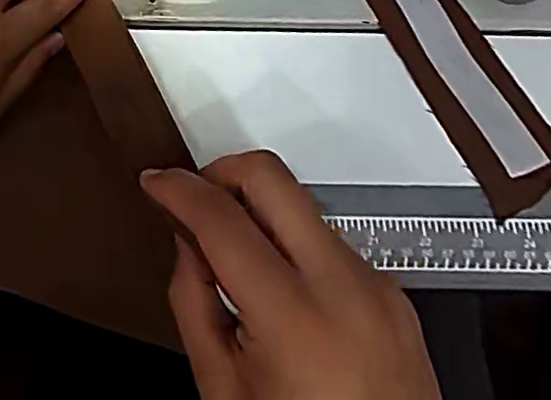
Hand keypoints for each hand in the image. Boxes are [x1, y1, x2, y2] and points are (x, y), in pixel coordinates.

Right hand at [142, 152, 439, 399]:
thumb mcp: (223, 393)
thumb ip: (192, 303)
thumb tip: (188, 242)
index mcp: (296, 321)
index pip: (221, 217)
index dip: (178, 188)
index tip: (157, 181)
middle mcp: (345, 289)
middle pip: (269, 175)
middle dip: (220, 172)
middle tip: (196, 199)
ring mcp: (376, 286)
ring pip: (299, 201)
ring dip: (256, 208)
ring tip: (236, 256)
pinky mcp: (393, 292)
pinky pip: (327, 237)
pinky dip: (290, 240)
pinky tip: (277, 281)